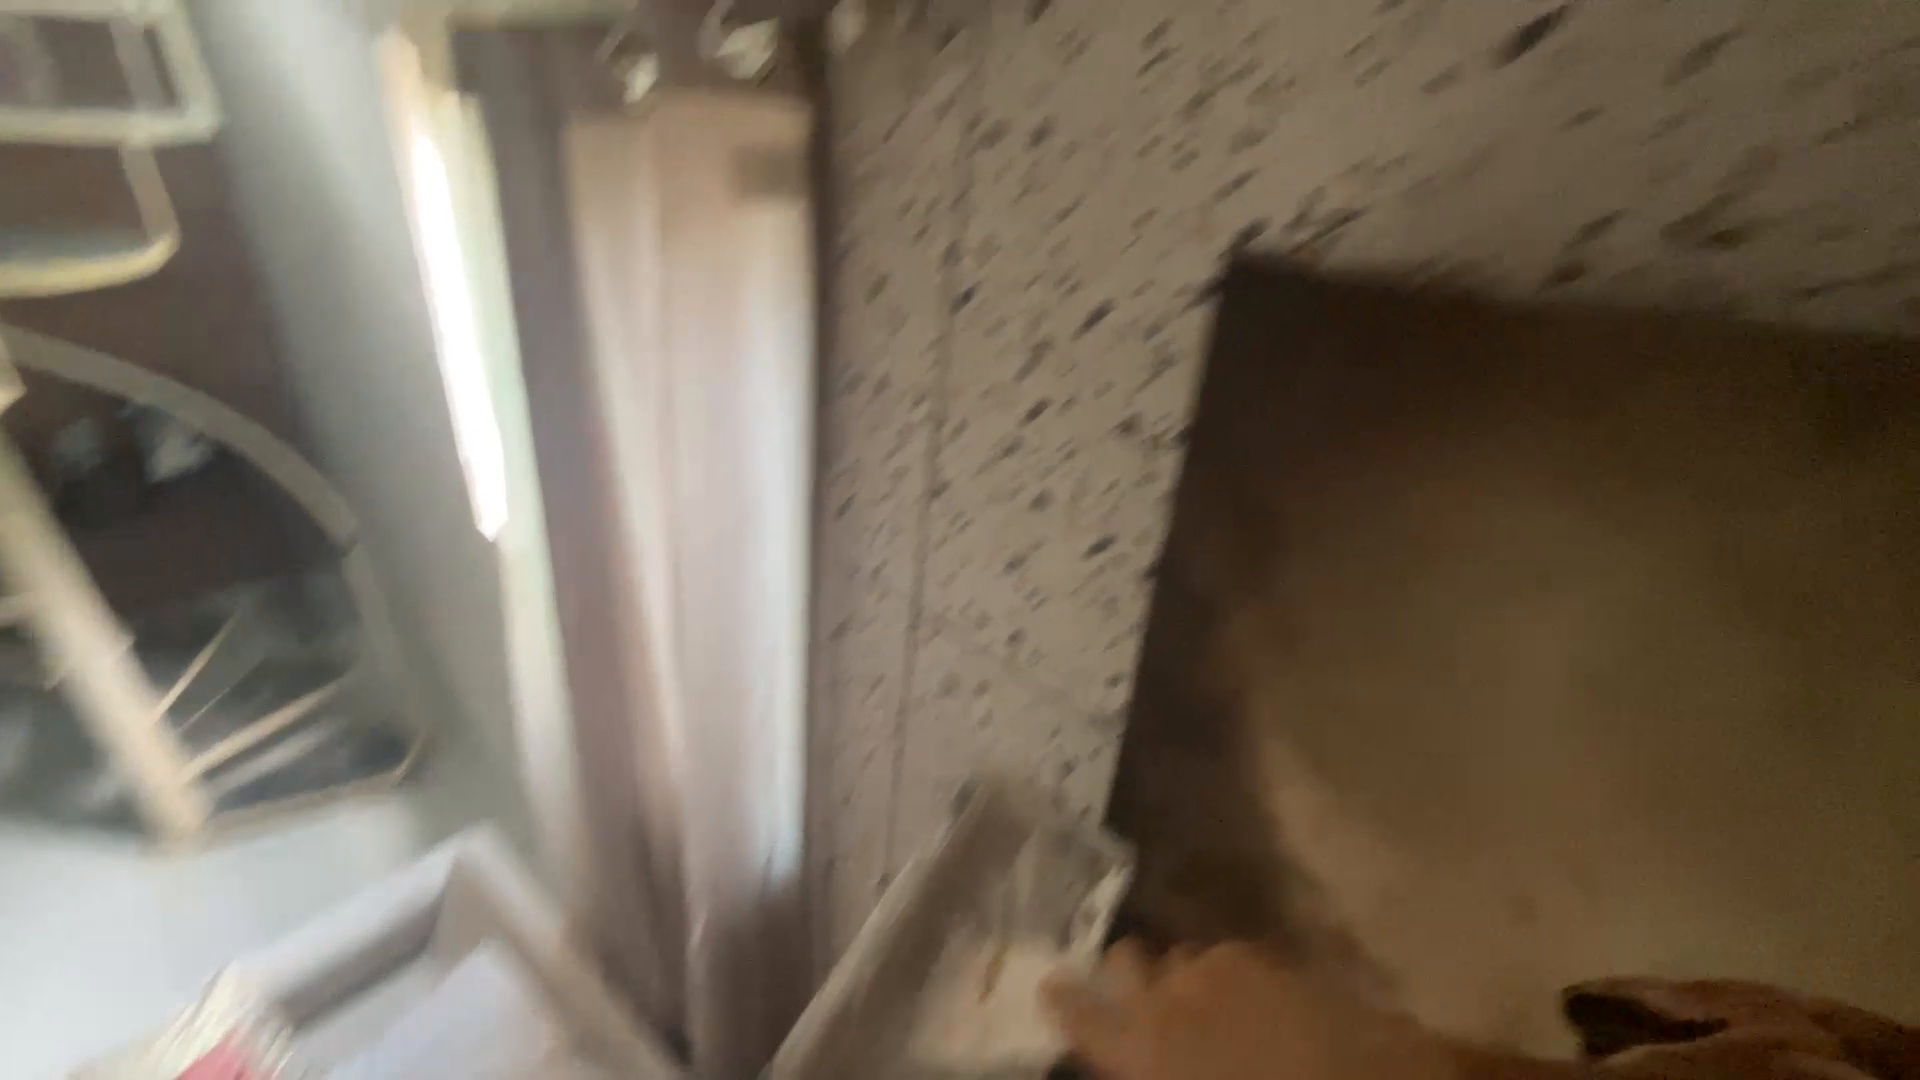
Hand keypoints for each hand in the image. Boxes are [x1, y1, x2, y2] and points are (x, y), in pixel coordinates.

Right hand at [1041, 939, 1458, 1079]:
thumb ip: (1149, 1063)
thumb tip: (1140, 1054)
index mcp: (1145, 1047)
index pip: (1080, 1012)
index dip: (1064, 1000)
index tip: (1052, 987)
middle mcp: (1167, 995)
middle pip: (1125, 958)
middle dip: (1129, 971)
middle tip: (1146, 996)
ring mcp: (1215, 968)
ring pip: (1180, 956)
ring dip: (1187, 978)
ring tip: (1215, 1007)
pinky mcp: (1263, 956)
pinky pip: (1228, 958)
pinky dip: (1231, 977)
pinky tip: (1260, 1003)